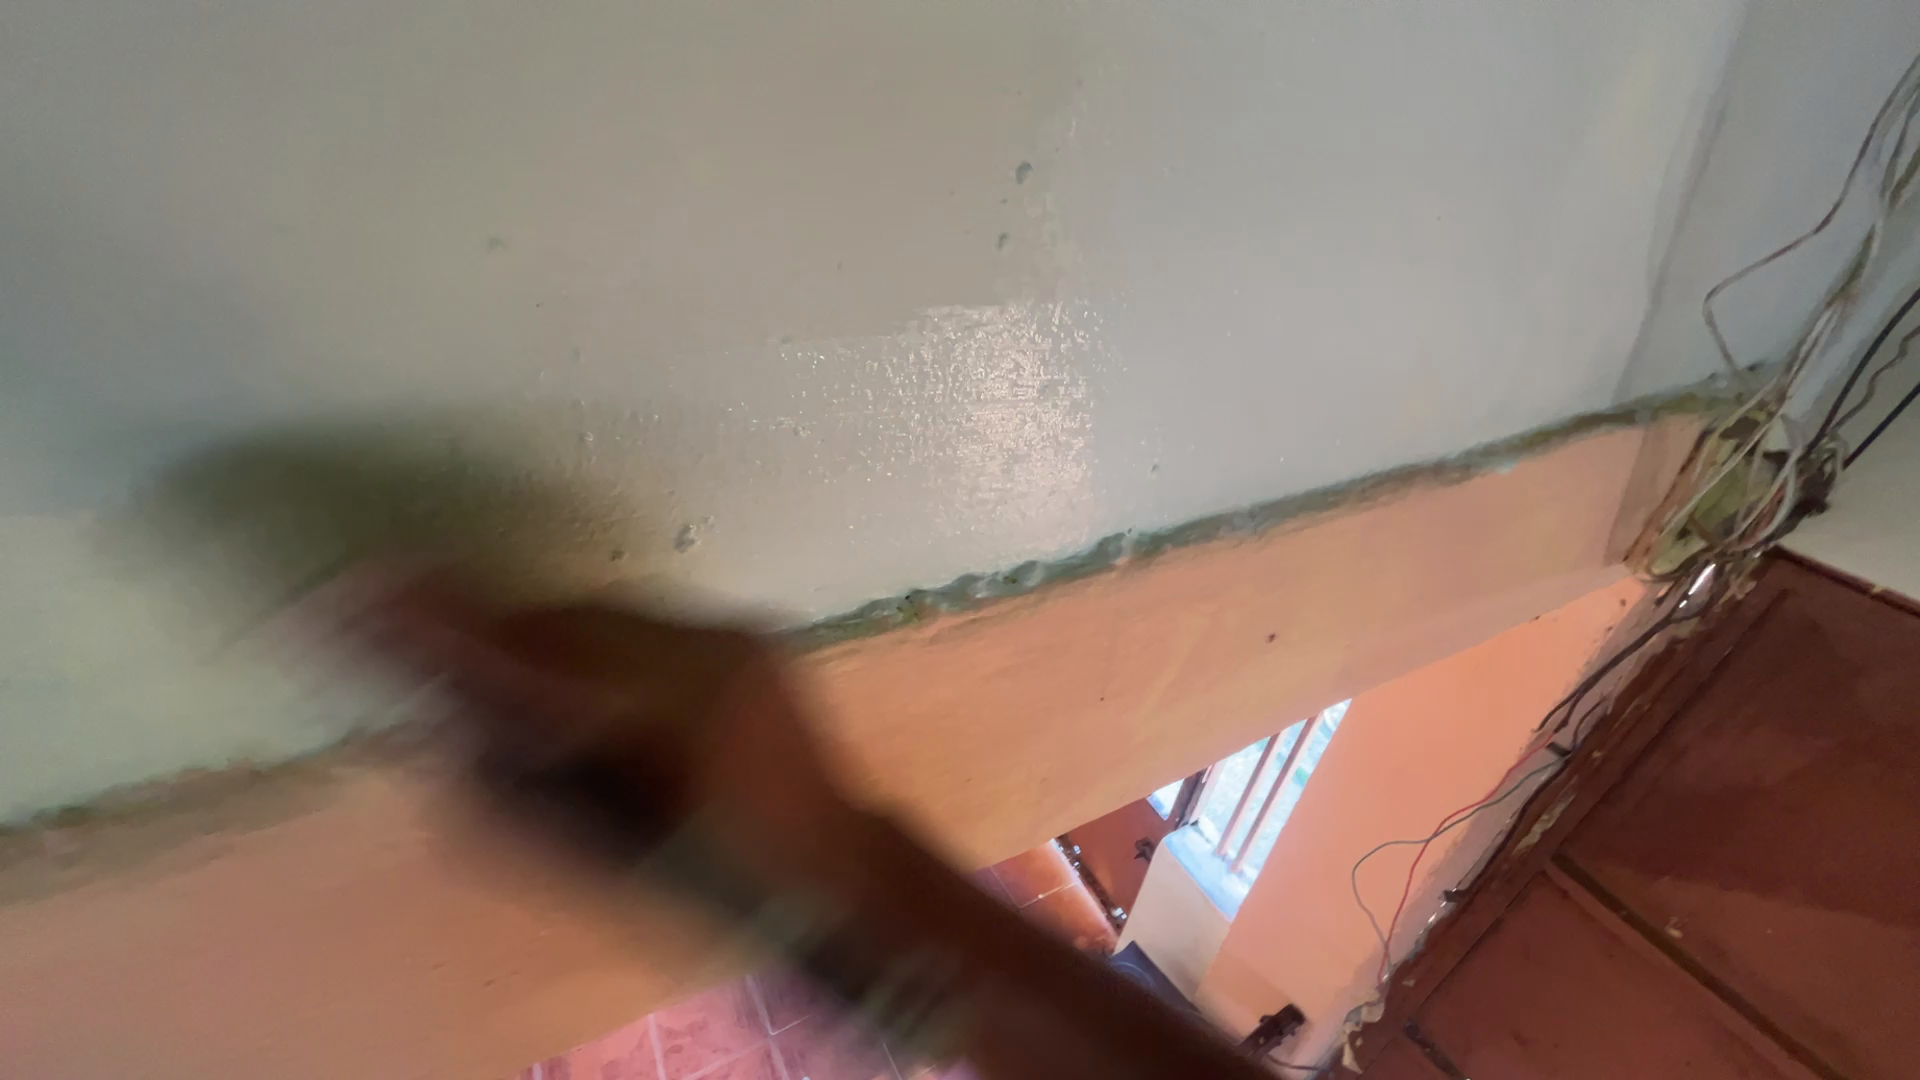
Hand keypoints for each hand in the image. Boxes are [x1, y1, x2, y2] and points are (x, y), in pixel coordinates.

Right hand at [320, 568, 864, 908]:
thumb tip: (450, 727)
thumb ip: (517, 789)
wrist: (828, 854)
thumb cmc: (709, 878)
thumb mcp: (597, 855)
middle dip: (510, 636)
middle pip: (570, 623)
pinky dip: (624, 644)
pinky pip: (662, 621)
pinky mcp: (757, 628)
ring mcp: (738, 635)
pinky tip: (630, 689)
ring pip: (616, 615)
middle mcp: (703, 658)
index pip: (527, 659)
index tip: (362, 590)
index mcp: (663, 726)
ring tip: (561, 691)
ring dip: (570, 642)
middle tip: (457, 648)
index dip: (443, 625)